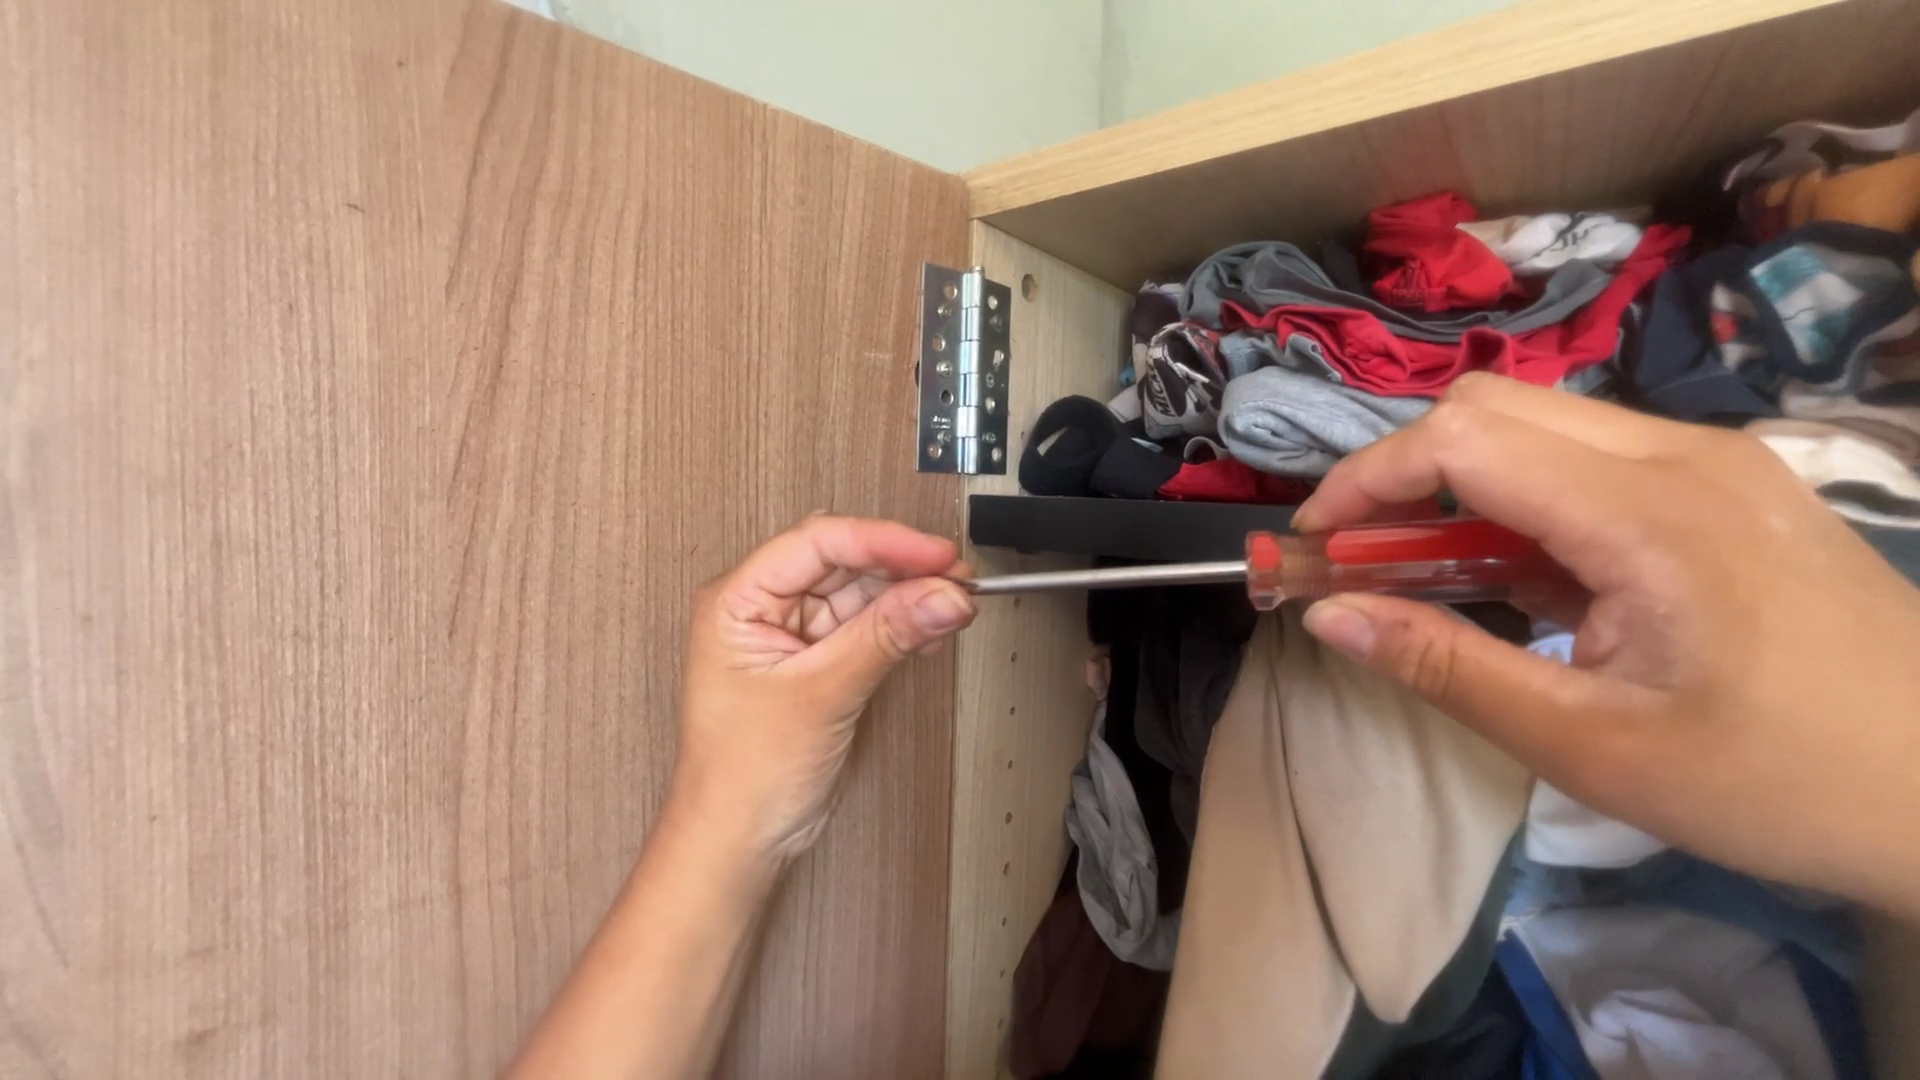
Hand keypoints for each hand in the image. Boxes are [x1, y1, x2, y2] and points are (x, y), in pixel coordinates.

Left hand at [670, 515, 975, 866]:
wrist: (740, 840)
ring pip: (865, 591)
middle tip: (956, 580)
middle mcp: (766, 606)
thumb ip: (886, 637)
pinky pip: (872, 623)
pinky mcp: (822, 655)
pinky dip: (905, 624)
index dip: (884, 541)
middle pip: (846, 561)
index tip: (935, 553)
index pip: (820, 543)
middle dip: (904, 567)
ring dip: (911, 596)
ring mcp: (796, 631)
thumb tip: (941, 594)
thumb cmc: (742, 777)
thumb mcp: (820, 695)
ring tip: (952, 605)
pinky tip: (931, 630)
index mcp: (739, 599)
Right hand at [1293, 374, 1919, 914]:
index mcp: (1648, 514)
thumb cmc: (1777, 782)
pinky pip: (1577, 452)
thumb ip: (1442, 666)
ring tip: (1420, 565)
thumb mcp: (1584, 744)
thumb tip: (1323, 616)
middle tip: (1357, 553)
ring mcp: (1707, 461)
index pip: (1459, 441)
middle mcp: (1678, 454)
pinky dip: (1506, 494)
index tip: (1312, 543)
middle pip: (1485, 407)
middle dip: (1395, 471)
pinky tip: (1511, 569)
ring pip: (1528, 420)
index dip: (1363, 480)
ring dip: (1447, 481)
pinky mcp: (1718, 482)